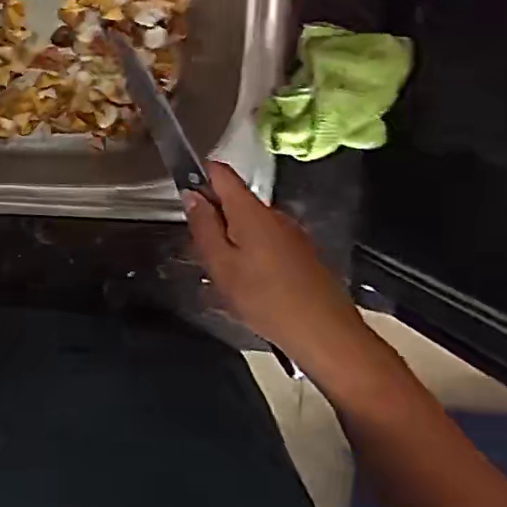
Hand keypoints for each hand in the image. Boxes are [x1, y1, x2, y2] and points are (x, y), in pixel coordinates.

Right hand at [183, 160, 373, 366]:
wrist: (325, 333)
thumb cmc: (266, 299)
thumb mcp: (220, 264)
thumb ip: (203, 226)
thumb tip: (192, 196)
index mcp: (251, 211)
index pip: (221, 173)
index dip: (198, 173)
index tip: (182, 190)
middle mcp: (275, 215)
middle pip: (235, 199)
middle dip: (212, 214)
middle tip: (197, 245)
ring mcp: (292, 233)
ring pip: (250, 222)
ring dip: (230, 236)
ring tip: (220, 270)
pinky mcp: (302, 253)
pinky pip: (266, 240)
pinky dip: (249, 251)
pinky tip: (246, 282)